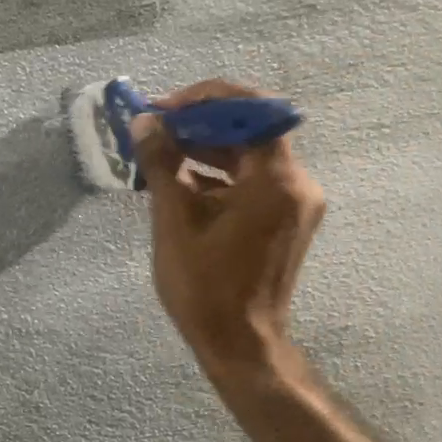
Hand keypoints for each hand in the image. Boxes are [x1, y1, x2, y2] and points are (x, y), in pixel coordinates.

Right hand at [133, 79, 325, 372]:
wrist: (237, 342)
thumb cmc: (204, 284)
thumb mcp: (174, 219)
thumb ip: (163, 163)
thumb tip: (145, 122)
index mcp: (276, 180)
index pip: (253, 110)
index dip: (206, 99)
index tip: (164, 108)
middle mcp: (296, 184)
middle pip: (250, 131)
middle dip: (199, 123)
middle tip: (152, 128)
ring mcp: (292, 203)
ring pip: (247, 156)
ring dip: (203, 148)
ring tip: (157, 152)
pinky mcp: (282, 220)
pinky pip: (249, 181)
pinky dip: (215, 174)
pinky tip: (176, 181)